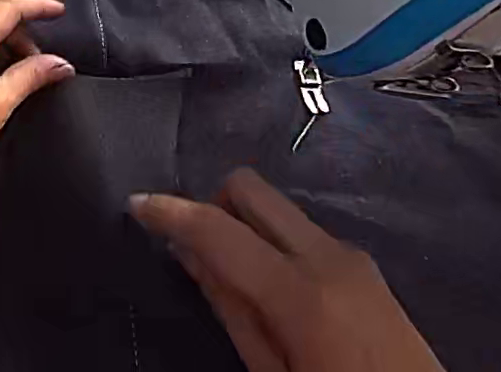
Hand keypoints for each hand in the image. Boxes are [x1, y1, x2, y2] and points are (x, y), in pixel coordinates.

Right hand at [131, 169, 445, 371]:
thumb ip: (233, 312)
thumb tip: (191, 253)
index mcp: (301, 291)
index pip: (220, 229)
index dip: (173, 212)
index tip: (138, 203)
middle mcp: (326, 252)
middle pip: (250, 187)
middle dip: (214, 205)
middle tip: (198, 255)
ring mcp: (349, 251)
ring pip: (275, 207)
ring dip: (244, 225)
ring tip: (237, 286)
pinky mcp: (363, 260)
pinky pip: (300, 229)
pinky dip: (272, 242)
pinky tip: (274, 294)